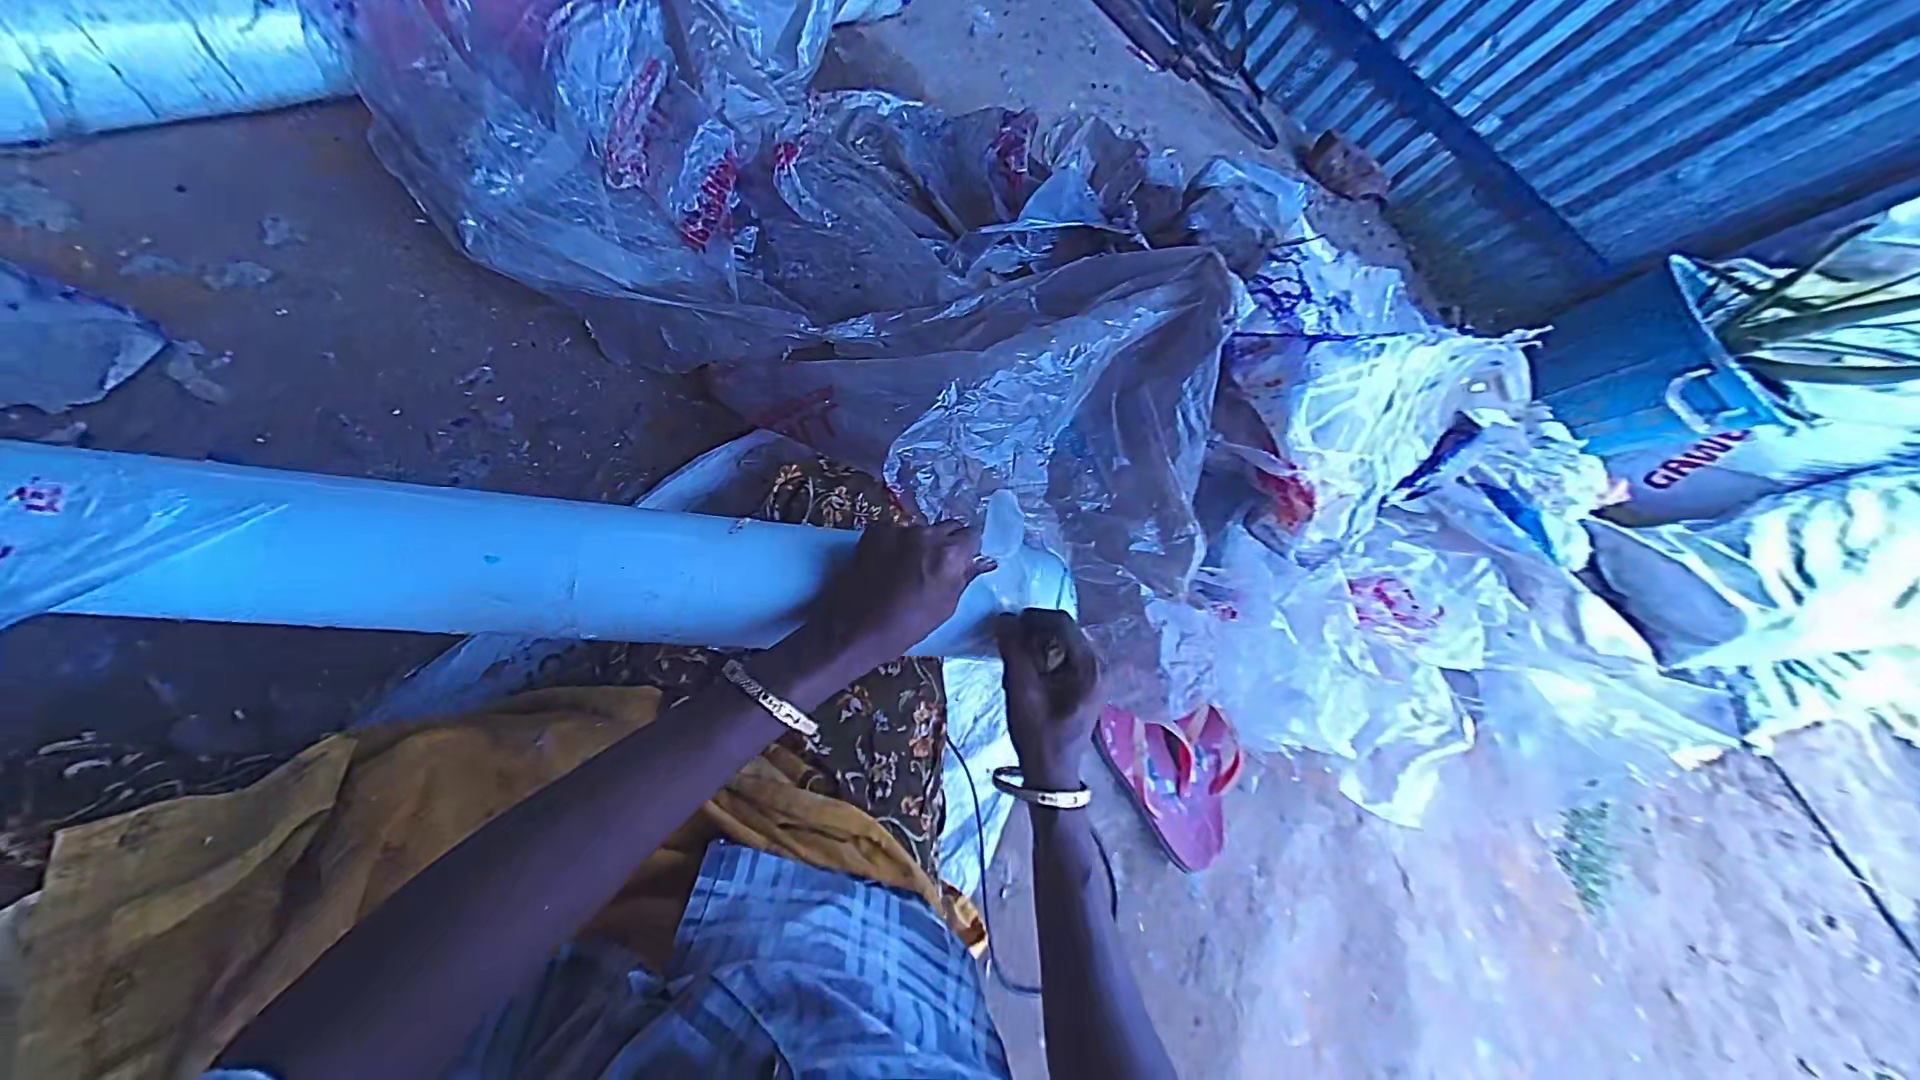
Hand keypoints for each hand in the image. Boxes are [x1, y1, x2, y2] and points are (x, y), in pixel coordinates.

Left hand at [806, 521, 992, 674]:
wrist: (856, 627)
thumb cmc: (908, 625)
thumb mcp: (946, 606)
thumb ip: (965, 577)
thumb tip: (984, 561)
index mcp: (950, 553)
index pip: (972, 535)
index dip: (968, 549)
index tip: (963, 561)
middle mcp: (926, 534)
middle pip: (948, 526)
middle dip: (948, 542)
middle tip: (937, 565)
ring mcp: (898, 529)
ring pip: (921, 529)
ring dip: (921, 543)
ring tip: (909, 567)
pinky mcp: (875, 530)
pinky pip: (895, 531)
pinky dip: (896, 543)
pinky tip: (888, 564)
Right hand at [997, 608, 1100, 790]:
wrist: (1052, 773)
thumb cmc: (1038, 734)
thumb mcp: (1021, 690)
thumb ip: (1014, 651)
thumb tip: (1004, 618)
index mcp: (1089, 666)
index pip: (1061, 623)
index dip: (1033, 617)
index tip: (1008, 622)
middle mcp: (1099, 665)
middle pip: (1065, 630)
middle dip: (1035, 629)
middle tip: (1009, 638)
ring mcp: (1097, 674)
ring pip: (1064, 641)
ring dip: (1039, 641)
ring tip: (1016, 653)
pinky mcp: (1088, 683)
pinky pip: (1067, 655)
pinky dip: (1047, 653)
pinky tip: (1029, 667)